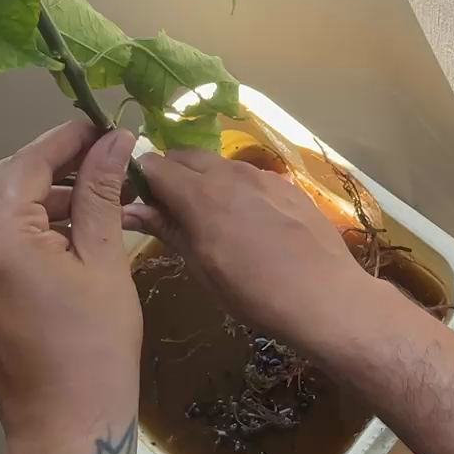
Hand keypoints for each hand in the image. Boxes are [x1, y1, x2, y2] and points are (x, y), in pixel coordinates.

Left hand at [0, 122, 139, 447]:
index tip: (103, 126)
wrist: (64, 425)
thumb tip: (116, 139)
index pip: (29, 163)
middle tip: (104, 158)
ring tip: (94, 198)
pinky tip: (66, 232)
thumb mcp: (105, 262)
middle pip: (5, 181)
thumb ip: (102, 193)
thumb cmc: (97, 346)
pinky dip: (26, 227)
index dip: (67, 139)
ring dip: (41, 196)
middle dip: (54, 164)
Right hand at [125, 149, 410, 353]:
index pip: (156, 165)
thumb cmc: (255, 293)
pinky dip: (237, 187)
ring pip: (221, 164)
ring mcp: (265, 177)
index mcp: (202, 195)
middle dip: (171, 173)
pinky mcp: (289, 187)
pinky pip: (252, 177)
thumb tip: (128, 209)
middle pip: (187, 156)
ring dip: (205, 178)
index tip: (138, 200)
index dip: (141, 178)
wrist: (325, 296)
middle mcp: (232, 174)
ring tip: (209, 214)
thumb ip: (167, 231)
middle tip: (169, 208)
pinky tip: (247, 218)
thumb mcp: (202, 269)